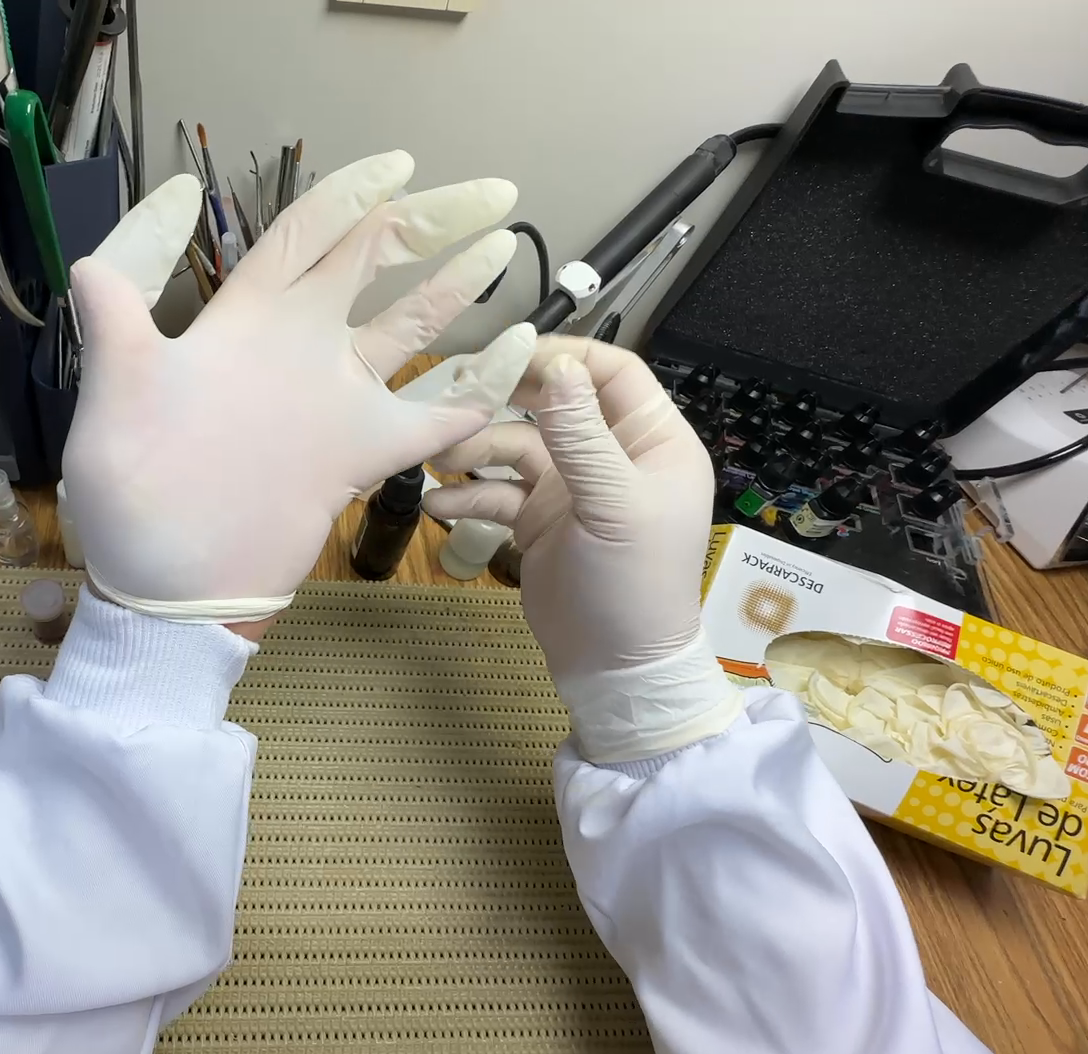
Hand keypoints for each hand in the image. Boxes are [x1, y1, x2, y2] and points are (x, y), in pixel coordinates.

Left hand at [65, 150, 535, 623]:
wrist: (170, 588)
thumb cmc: (136, 493)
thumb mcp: (116, 385)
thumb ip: (124, 294)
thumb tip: (170, 195)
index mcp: (246, 324)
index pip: (306, 234)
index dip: (352, 191)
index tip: (402, 162)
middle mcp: (298, 352)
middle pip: (373, 265)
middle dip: (430, 222)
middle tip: (495, 194)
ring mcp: (335, 405)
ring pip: (409, 331)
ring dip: (456, 290)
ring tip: (504, 248)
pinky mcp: (362, 458)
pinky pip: (436, 418)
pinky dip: (479, 391)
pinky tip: (520, 356)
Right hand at [423, 336, 739, 761]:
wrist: (612, 666)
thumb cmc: (631, 582)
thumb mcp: (611, 504)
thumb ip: (581, 436)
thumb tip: (556, 368)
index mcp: (649, 442)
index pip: (611, 375)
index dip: (566, 358)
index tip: (511, 354)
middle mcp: (609, 457)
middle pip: (554, 407)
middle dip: (506, 401)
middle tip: (457, 394)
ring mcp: (570, 489)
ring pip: (517, 448)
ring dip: (477, 450)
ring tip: (438, 459)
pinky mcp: (537, 520)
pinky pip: (499, 493)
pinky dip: (470, 495)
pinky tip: (438, 503)